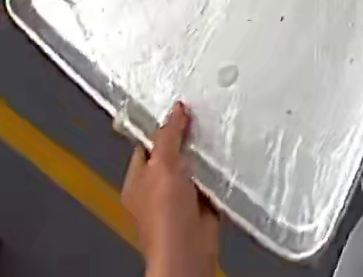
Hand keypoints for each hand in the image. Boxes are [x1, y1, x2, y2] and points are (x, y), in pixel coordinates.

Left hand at [122, 102, 220, 276]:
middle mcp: (158, 188)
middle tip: (200, 117)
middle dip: (187, 137)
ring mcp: (180, 196)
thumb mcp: (162, 166)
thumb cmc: (164, 219)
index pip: (148, 143)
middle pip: (173, 151)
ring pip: (194, 164)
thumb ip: (168, 136)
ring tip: (215, 133)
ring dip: (205, 153)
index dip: (162, 125)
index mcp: (138, 180)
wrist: (189, 253)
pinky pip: (211, 178)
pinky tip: (224, 159)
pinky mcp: (202, 203)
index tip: (179, 108)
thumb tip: (176, 111)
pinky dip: (218, 170)